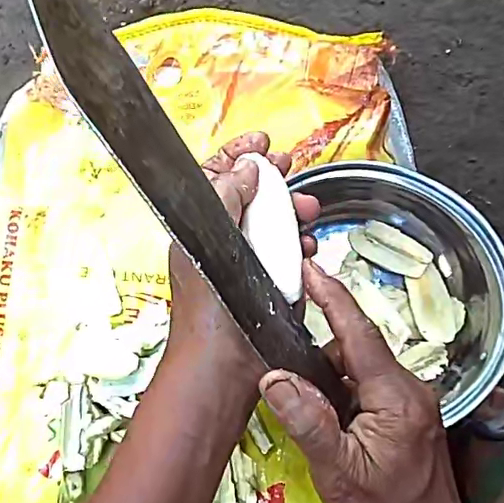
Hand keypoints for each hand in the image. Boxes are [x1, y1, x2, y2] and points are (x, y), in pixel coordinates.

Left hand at [164, 132, 319, 375]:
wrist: (225, 362)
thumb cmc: (210, 304)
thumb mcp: (211, 238)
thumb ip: (226, 195)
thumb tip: (247, 167)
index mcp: (196, 228)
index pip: (216, 179)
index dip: (236, 155)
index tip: (260, 140)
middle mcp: (220, 242)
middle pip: (249, 197)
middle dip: (272, 179)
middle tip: (289, 166)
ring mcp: (245, 264)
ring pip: (272, 224)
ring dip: (291, 211)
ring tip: (306, 210)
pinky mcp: (269, 284)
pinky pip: (286, 254)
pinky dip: (298, 245)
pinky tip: (306, 246)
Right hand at [257, 261, 466, 502]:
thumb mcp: (338, 472)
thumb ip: (307, 421)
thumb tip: (275, 377)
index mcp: (397, 397)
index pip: (359, 334)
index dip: (332, 297)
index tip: (310, 268)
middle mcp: (410, 390)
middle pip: (355, 349)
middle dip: (319, 355)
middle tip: (287, 375)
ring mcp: (412, 403)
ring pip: (360, 369)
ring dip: (330, 379)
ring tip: (309, 411)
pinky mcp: (408, 417)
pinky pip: (367, 387)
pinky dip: (342, 393)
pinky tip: (329, 421)